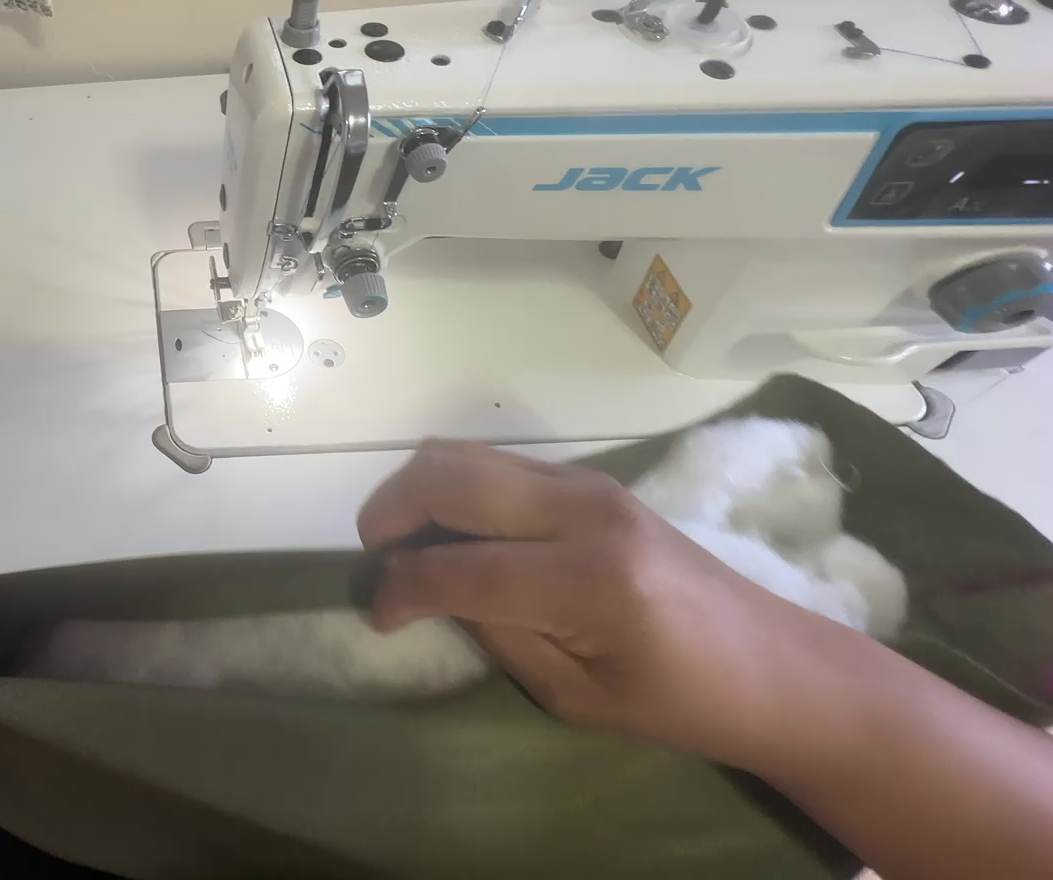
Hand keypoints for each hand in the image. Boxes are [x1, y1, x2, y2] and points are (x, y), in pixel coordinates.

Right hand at [357, 439, 834, 769]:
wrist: (780, 665)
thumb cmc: (680, 702)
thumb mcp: (570, 693)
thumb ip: (487, 629)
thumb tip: (417, 588)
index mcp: (590, 581)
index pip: (455, 568)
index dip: (397, 590)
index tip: (376, 614)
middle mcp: (582, 511)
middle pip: (442, 478)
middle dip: (387, 514)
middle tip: (378, 559)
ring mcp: (582, 481)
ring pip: (454, 454)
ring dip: (411, 493)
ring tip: (405, 541)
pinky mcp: (581, 475)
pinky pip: (484, 460)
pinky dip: (445, 487)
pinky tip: (450, 529)